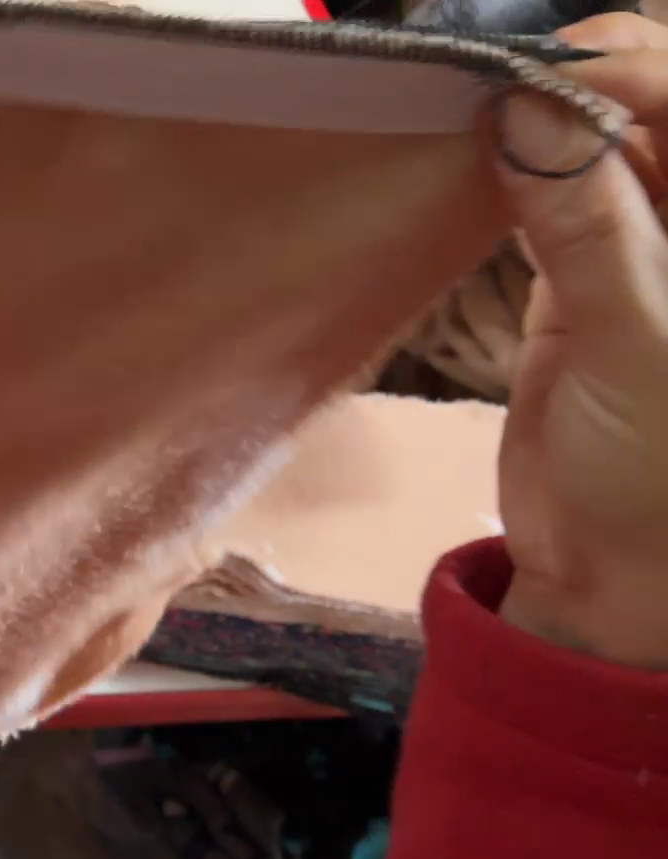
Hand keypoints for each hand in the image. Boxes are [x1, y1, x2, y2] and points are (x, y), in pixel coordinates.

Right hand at [495, 12, 667, 668]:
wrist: (617, 550)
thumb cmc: (654, 456)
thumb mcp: (634, 333)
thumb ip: (589, 223)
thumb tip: (526, 114)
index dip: (622, 66)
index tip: (514, 76)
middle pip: (653, 102)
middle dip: (573, 84)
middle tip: (471, 98)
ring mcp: (644, 242)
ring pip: (595, 147)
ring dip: (529, 130)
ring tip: (454, 125)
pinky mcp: (579, 280)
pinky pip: (548, 205)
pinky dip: (506, 183)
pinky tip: (465, 174)